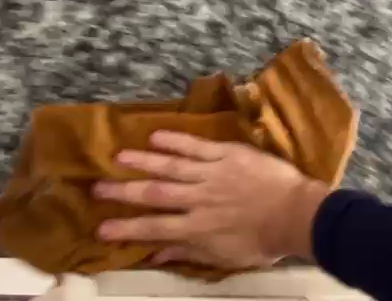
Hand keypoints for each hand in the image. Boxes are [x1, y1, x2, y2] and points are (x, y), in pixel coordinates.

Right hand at [94, 131, 331, 269]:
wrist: (294, 213)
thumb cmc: (261, 240)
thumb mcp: (223, 256)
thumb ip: (188, 251)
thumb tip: (157, 253)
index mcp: (197, 228)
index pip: (154, 228)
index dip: (127, 227)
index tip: (101, 226)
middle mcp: (198, 199)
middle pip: (155, 193)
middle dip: (124, 191)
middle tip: (97, 186)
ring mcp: (211, 173)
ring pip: (171, 165)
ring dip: (143, 161)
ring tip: (119, 156)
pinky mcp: (225, 153)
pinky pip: (195, 146)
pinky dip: (174, 141)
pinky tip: (156, 136)